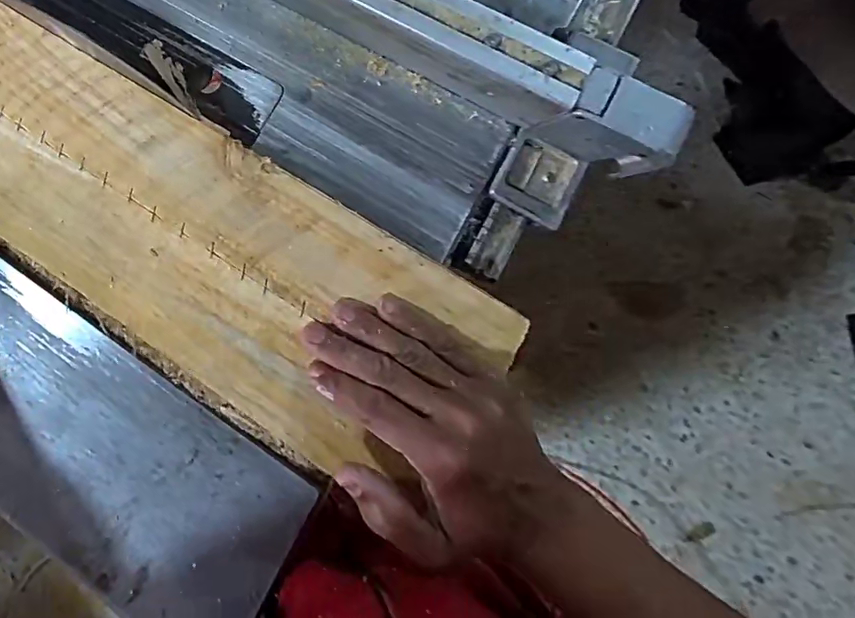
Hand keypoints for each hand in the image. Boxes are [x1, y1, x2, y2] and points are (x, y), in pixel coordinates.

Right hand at [299, 295, 581, 568]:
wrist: (542, 512)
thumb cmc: (476, 531)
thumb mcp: (431, 550)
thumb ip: (386, 515)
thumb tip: (343, 471)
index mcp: (438, 456)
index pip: (378, 411)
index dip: (343, 388)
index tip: (313, 368)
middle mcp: (456, 416)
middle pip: (390, 372)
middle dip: (346, 349)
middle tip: (312, 329)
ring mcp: (476, 390)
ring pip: (415, 350)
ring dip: (374, 326)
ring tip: (341, 308)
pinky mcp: (490, 376)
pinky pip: (448, 342)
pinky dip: (416, 321)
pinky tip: (388, 304)